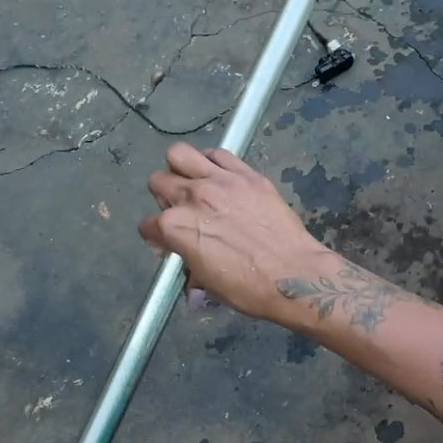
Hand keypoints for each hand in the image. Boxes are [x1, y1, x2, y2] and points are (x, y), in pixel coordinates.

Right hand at [139, 142, 331, 320]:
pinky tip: (220, 175)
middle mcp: (192, 197)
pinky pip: (219, 154)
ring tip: (195, 183)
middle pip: (159, 182)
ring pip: (179, 155)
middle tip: (183, 210)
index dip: (157, 237)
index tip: (170, 243)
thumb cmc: (248, 288)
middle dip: (164, 198)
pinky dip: (212, 161)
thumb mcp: (207, 281)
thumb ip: (188, 260)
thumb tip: (184, 256)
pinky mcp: (247, 174)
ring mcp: (220, 181)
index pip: (148, 225)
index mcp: (175, 228)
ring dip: (181, 169)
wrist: (293, 274)